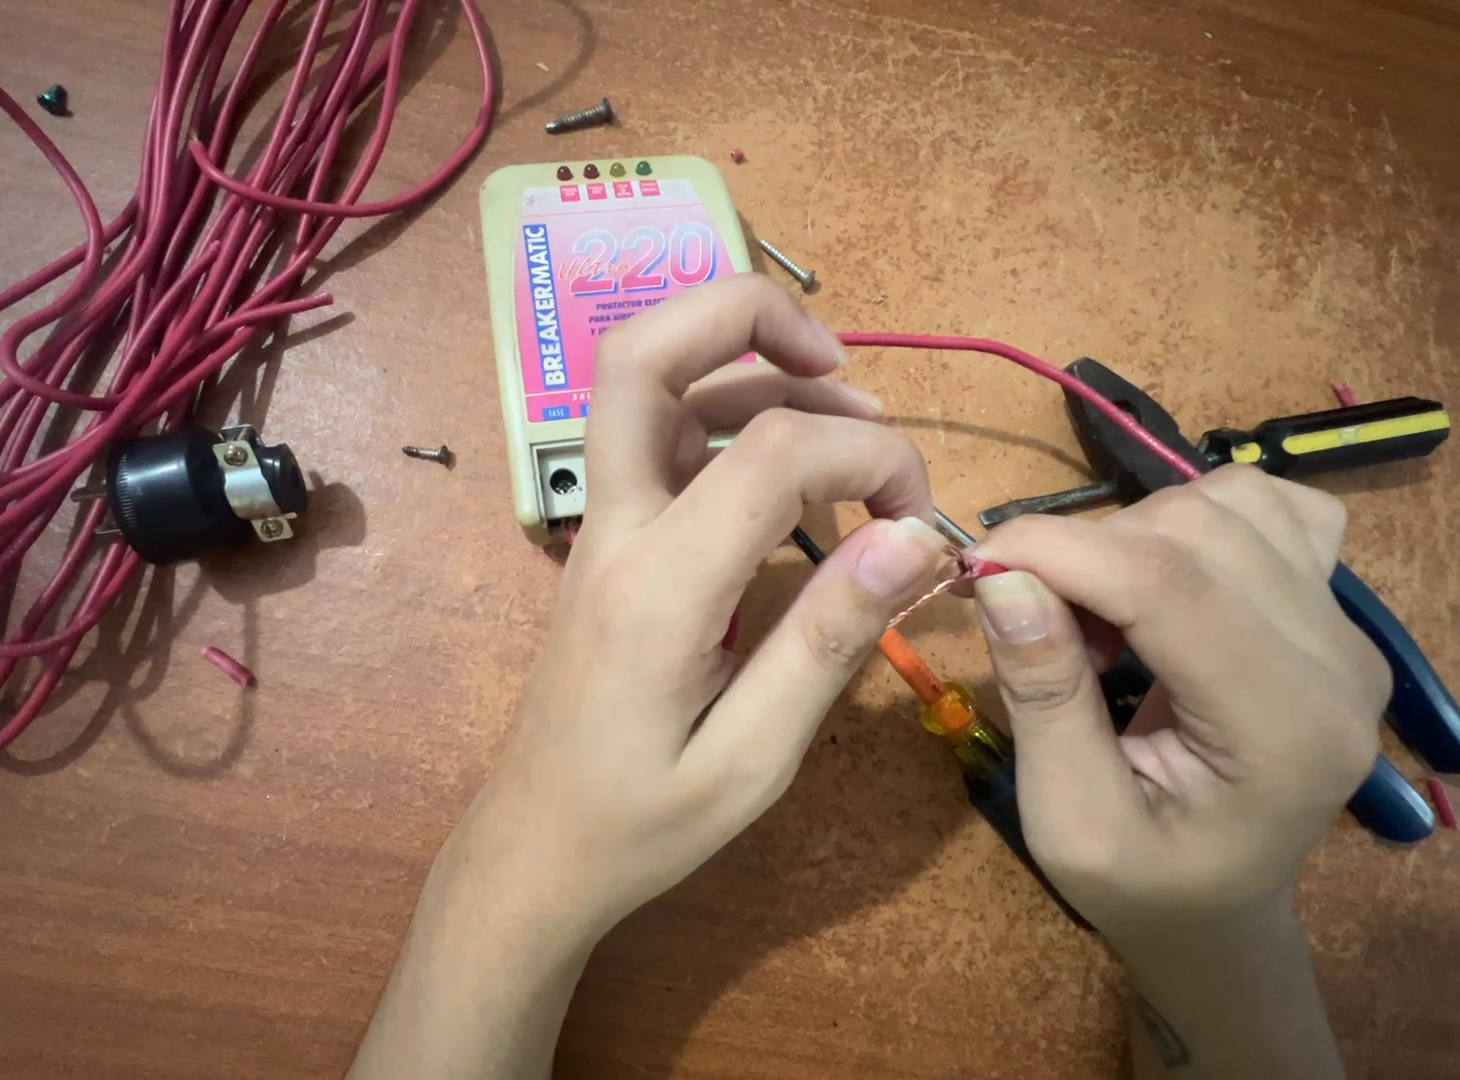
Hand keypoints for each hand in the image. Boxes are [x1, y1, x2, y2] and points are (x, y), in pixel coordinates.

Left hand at [457, 274, 945, 938]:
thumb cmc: (644, 819)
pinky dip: (730, 415)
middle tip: (841, 362)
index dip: (866, 453)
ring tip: (849, 409)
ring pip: (649, 383)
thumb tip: (914, 537)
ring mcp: (602, 526)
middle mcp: (615, 529)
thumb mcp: (755, 757)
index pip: (767, 454)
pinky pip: (661, 437)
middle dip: (746, 315)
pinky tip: (794, 464)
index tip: (921, 512)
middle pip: (642, 354)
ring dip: (748, 366)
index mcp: (656, 588)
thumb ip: (829, 637)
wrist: (539, 844)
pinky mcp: (610, 538)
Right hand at [968, 465, 1388, 938]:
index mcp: (1278, 731)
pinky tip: (1152, 574)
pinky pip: (1266, 507)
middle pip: (1193, 531)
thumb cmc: (1138, 880)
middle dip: (1077, 547)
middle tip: (1021, 607)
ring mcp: (1343, 628)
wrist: (1218, 904)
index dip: (1055, 550)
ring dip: (1125, 534)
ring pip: (1225, 502)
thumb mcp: (1066, 817)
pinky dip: (1188, 517)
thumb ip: (1041, 695)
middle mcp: (1335, 662)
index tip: (970, 567)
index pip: (1167, 585)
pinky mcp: (1328, 608)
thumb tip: (1002, 579)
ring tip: (1090, 605)